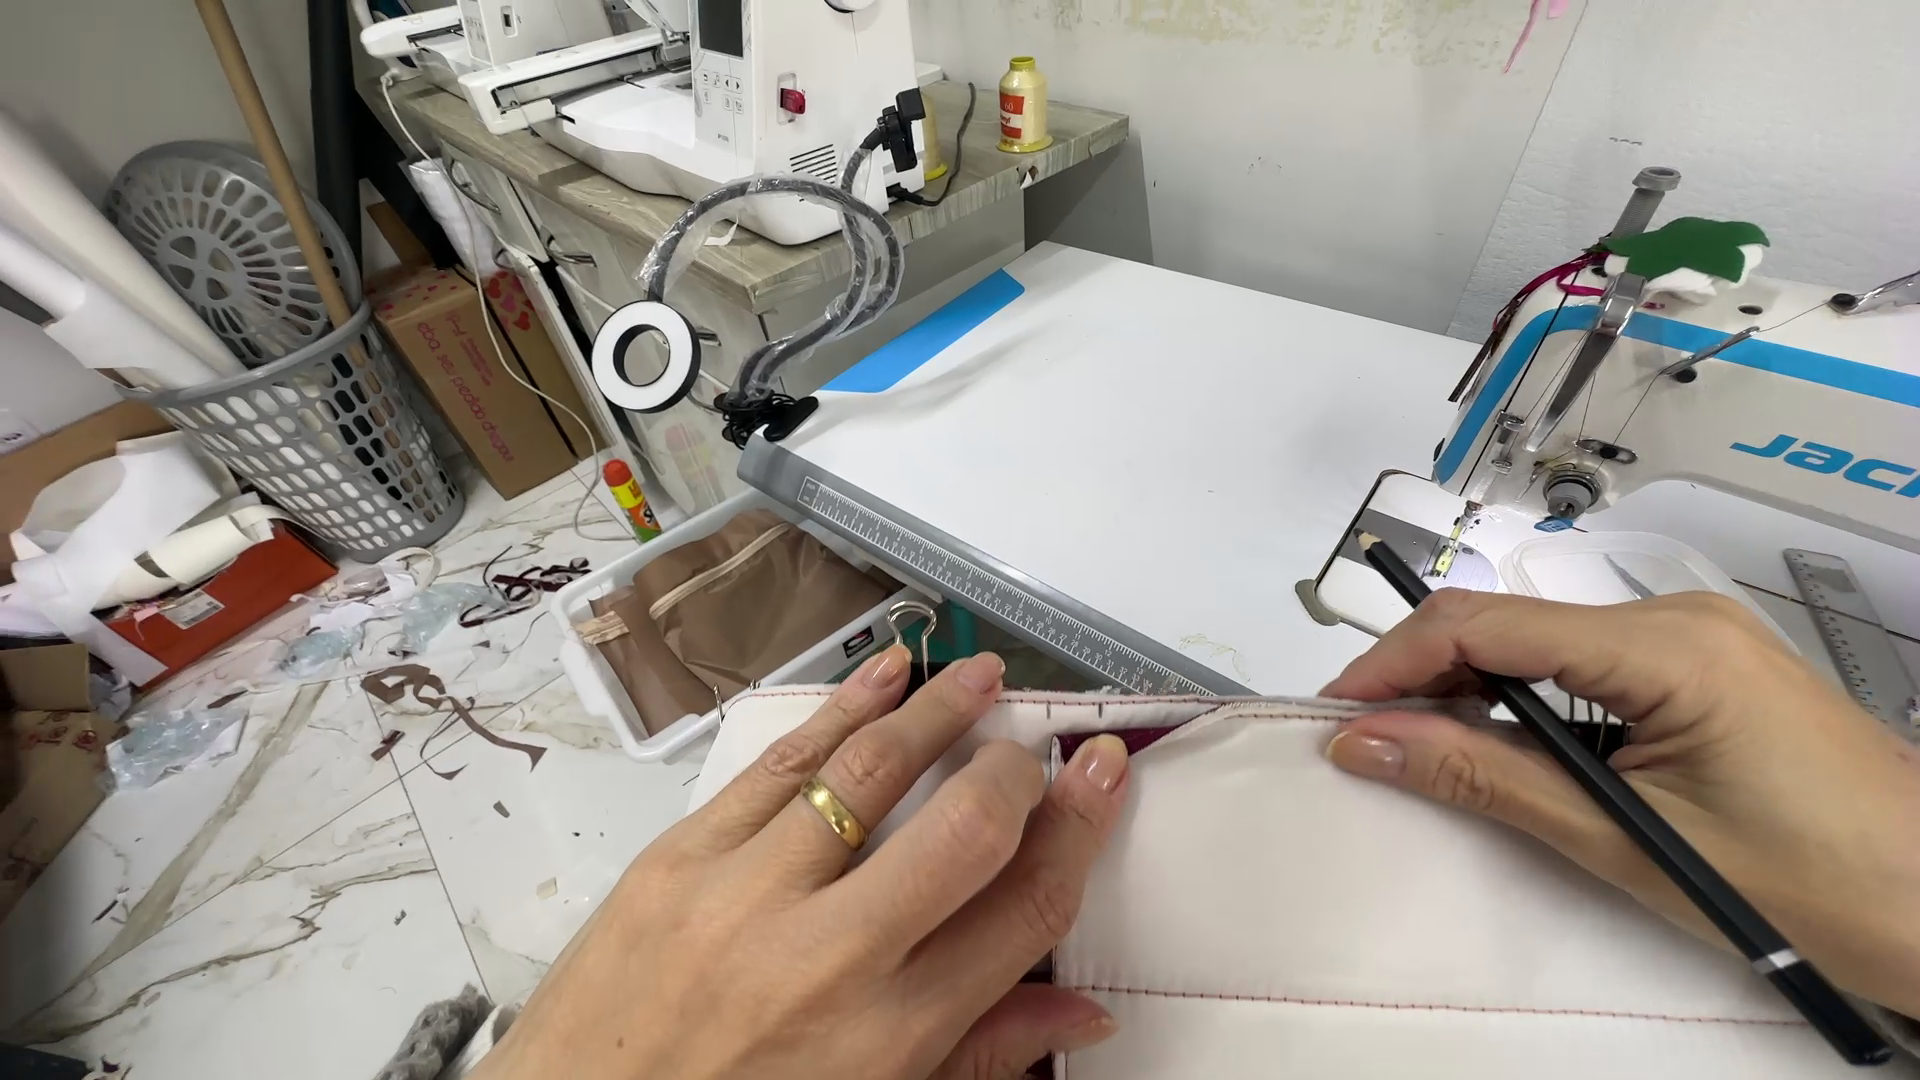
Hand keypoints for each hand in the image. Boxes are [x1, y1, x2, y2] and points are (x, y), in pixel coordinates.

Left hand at [474, 647, 1131, 1079]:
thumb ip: (980, 1054)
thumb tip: (1083, 1006)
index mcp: (888, 1038)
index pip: (1020, 910)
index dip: (1078, 829)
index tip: (1101, 772)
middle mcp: (827, 958)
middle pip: (962, 828)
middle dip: (1013, 768)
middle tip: (1034, 735)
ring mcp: (745, 894)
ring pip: (870, 769)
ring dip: (938, 709)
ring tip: (982, 673)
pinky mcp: (681, 855)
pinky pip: (783, 761)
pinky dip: (844, 705)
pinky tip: (888, 673)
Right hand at [1321, 589, 1919, 1017]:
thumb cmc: (1817, 894)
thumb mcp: (1625, 839)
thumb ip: (1481, 776)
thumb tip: (1362, 743)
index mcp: (1664, 647)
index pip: (1482, 625)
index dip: (1392, 662)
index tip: (1337, 711)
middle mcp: (1667, 616)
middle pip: (1495, 622)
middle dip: (1415, 673)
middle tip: (1366, 734)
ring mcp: (1679, 633)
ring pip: (1522, 638)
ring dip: (1458, 686)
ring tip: (1418, 742)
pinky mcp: (1683, 660)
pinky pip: (1561, 657)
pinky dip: (1507, 694)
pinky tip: (1490, 736)